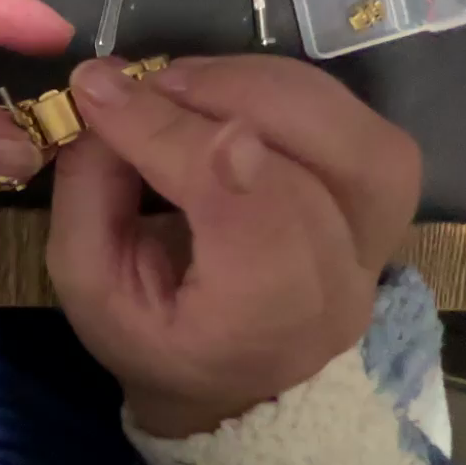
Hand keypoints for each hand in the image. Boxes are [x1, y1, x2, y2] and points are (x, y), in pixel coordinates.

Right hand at [46, 55, 420, 437]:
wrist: (229, 382)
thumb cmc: (147, 338)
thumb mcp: (84, 281)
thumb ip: (87, 193)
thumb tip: (101, 104)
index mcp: (259, 320)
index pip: (247, 209)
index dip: (174, 137)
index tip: (99, 88)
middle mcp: (342, 279)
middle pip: (327, 160)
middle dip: (225, 97)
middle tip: (147, 81)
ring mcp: (379, 240)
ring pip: (358, 131)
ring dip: (261, 84)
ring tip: (180, 82)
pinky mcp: (380, 205)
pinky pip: (356, 124)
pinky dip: (283, 90)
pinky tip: (222, 94)